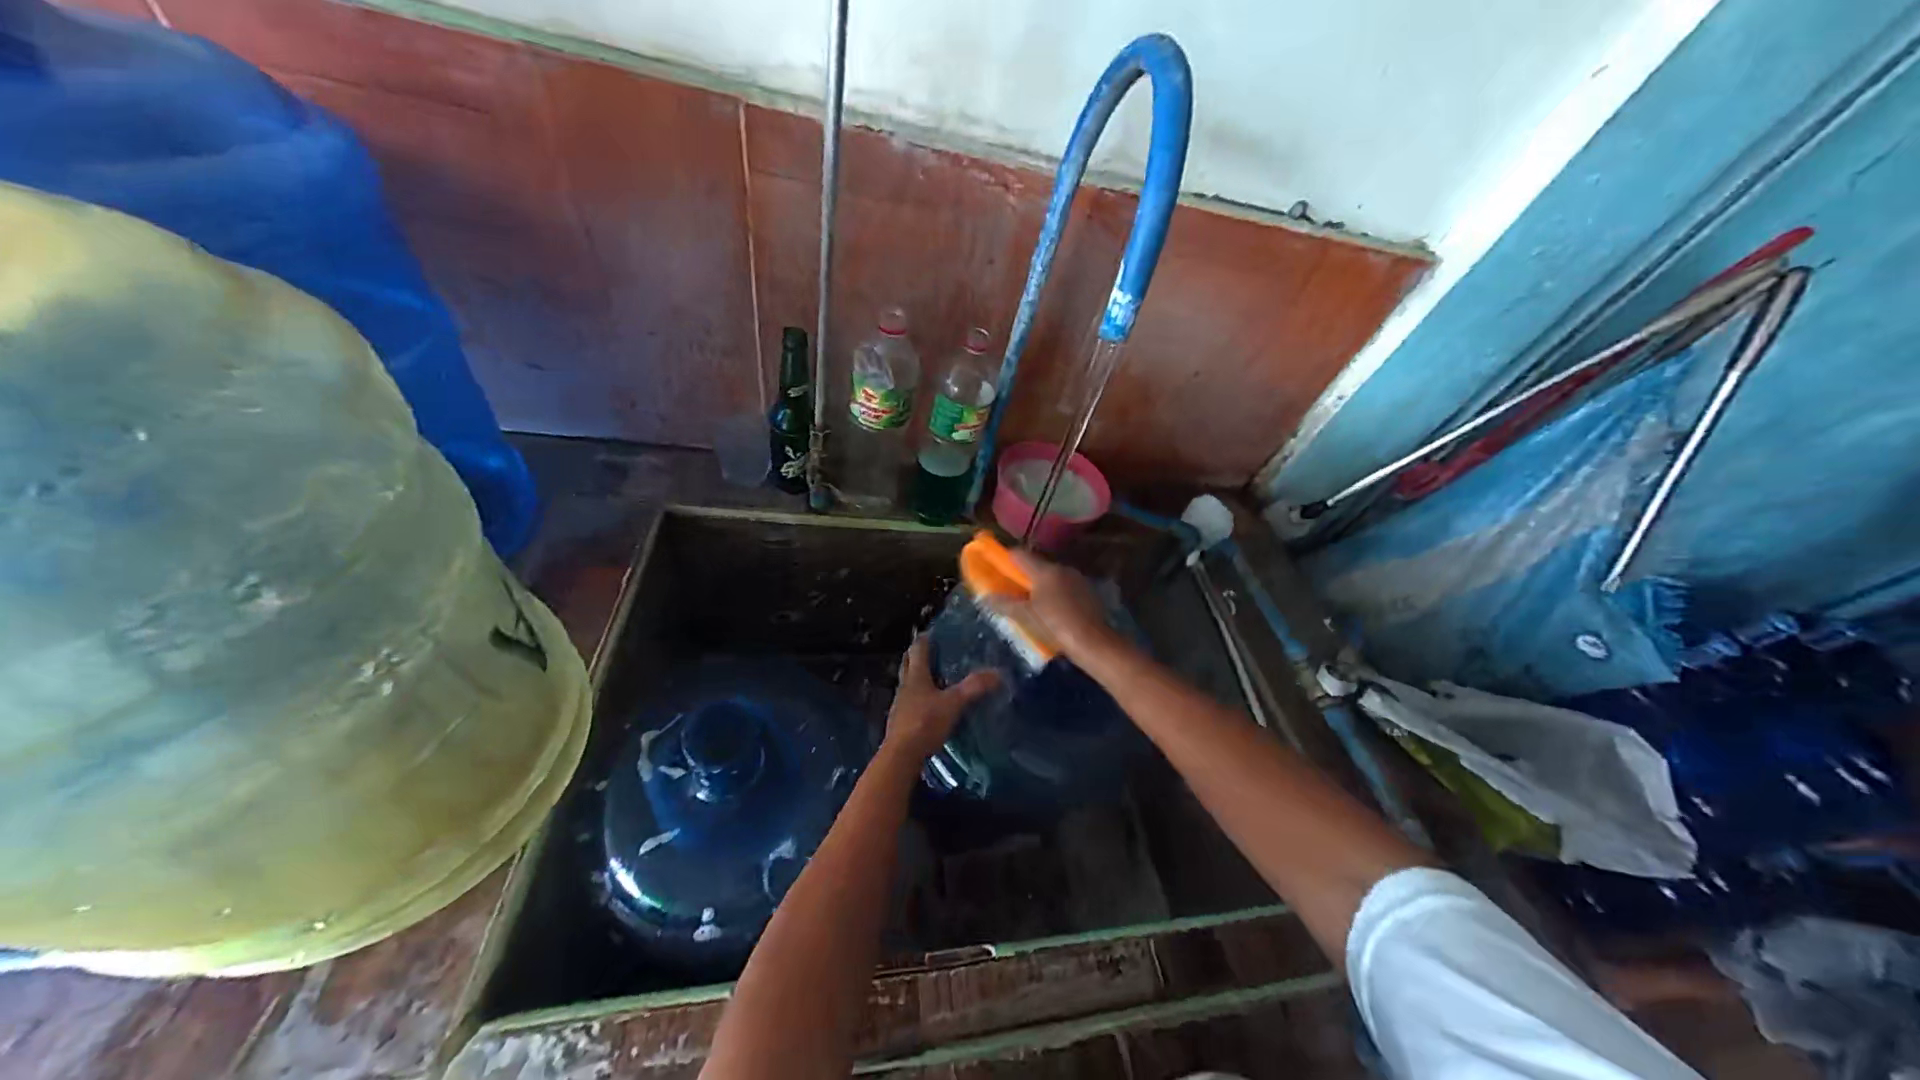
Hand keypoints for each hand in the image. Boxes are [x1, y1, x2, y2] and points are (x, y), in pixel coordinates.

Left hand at [884, 636, 998, 761]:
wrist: (901, 755)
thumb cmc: (925, 723)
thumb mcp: (954, 704)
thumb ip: (974, 688)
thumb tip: (998, 673)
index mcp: (916, 676)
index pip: (918, 649)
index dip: (925, 639)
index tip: (934, 632)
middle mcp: (905, 686)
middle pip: (908, 664)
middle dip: (918, 655)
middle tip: (933, 650)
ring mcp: (900, 704)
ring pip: (909, 683)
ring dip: (919, 677)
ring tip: (936, 677)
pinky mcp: (901, 721)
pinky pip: (911, 702)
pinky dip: (920, 698)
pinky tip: (931, 705)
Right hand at [1006, 550, 1128, 663]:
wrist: (1093, 642)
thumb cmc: (1054, 626)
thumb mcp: (1025, 617)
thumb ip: (1004, 603)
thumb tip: (985, 596)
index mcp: (1044, 570)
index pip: (1019, 554)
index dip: (1004, 560)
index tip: (996, 570)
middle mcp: (1061, 568)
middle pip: (1036, 564)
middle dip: (1022, 575)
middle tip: (1011, 591)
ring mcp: (1077, 578)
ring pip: (1051, 575)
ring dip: (1039, 585)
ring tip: (1031, 604)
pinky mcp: (1088, 590)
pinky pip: (1064, 585)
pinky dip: (1055, 592)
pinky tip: (1052, 610)